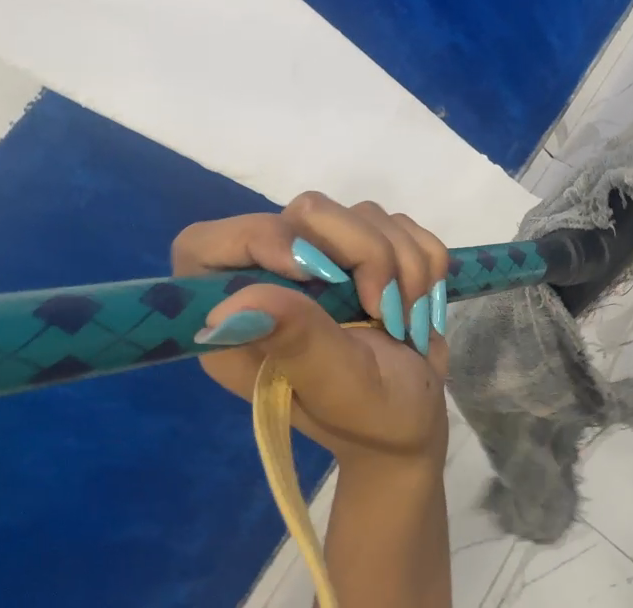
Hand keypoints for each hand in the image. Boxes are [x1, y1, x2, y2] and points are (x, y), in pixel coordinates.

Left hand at [172, 192, 450, 469]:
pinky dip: (425, 261)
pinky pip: (401, 224)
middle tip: (382, 306)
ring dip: (403, 265)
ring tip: (405, 319)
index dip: (257, 237)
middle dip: (365, 252)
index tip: (316, 270)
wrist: (415, 420)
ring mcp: (326, 261)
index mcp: (239, 319)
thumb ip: (296, 340)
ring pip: (364, 214)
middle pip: (307, 212)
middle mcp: (276, 279)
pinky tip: (419, 304)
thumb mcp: (336, 387)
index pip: (207, 245)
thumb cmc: (370, 417)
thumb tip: (227, 308)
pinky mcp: (369, 252)